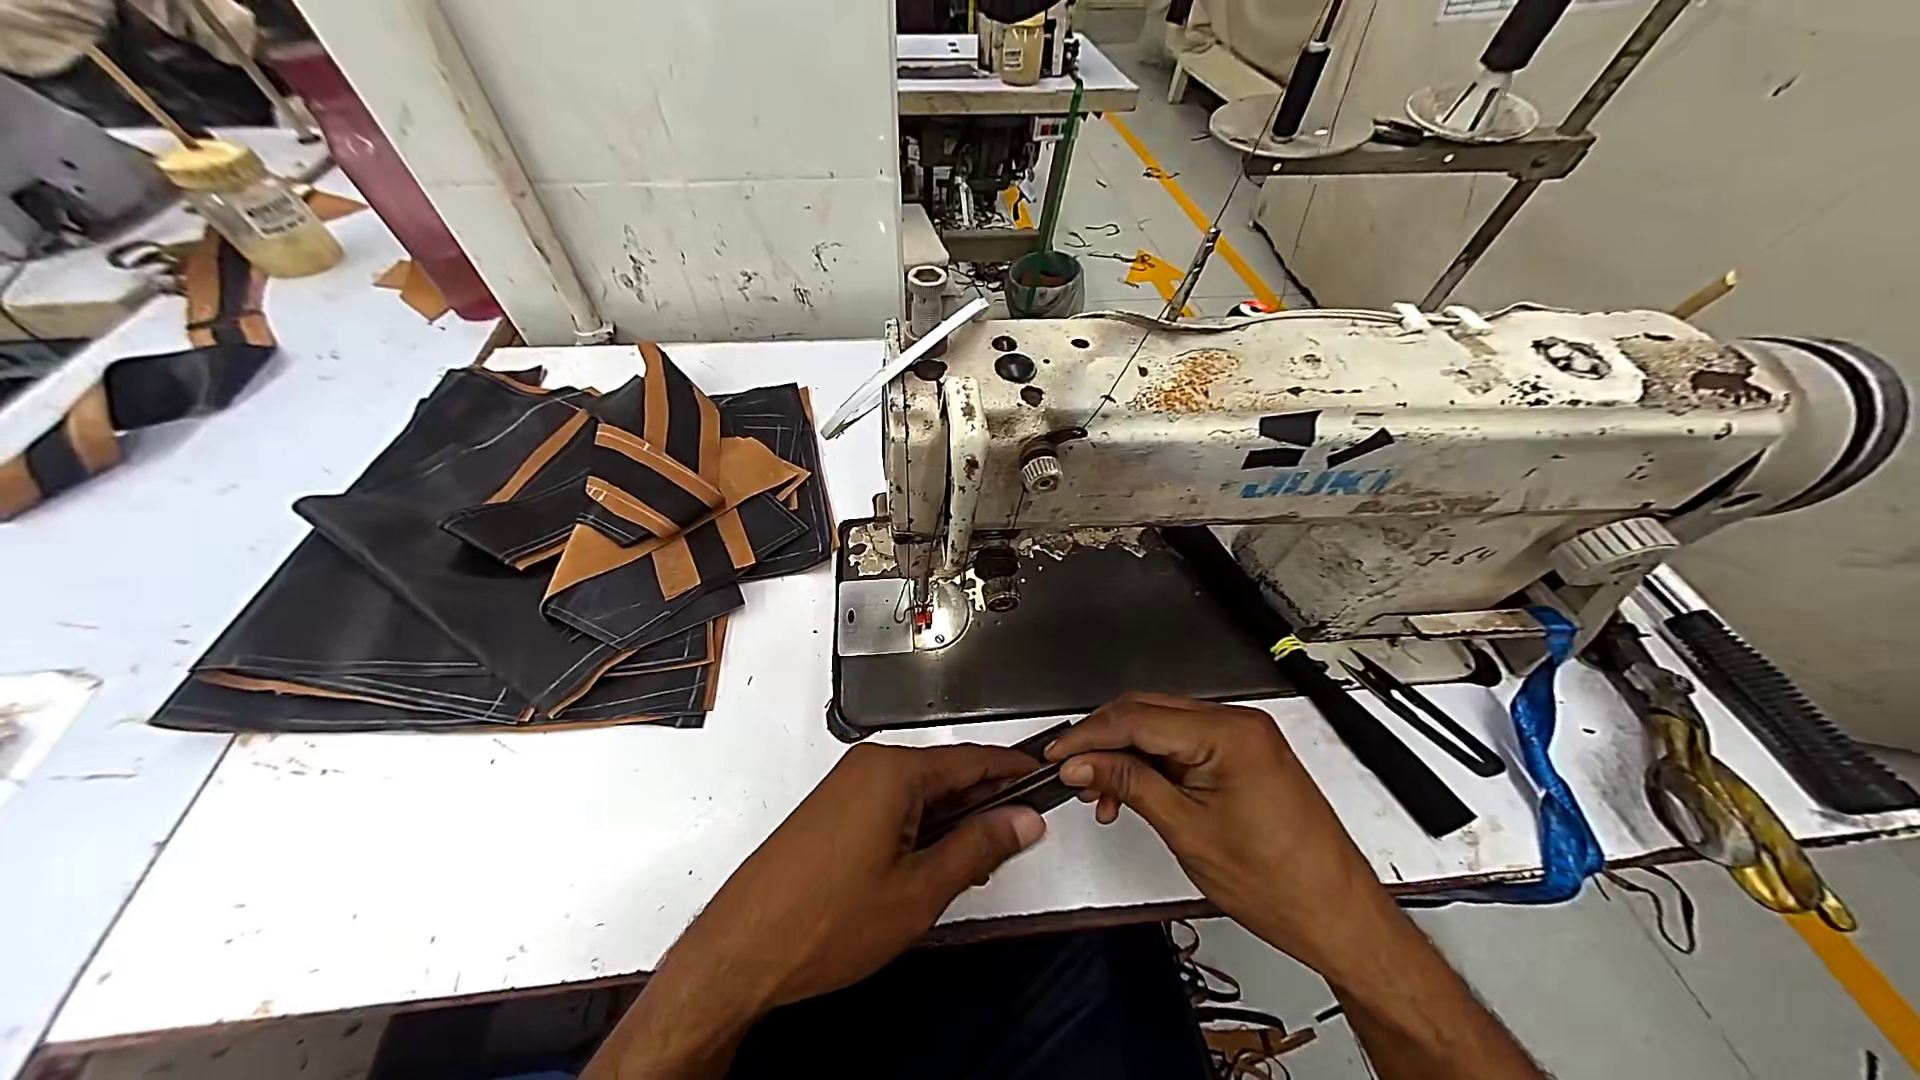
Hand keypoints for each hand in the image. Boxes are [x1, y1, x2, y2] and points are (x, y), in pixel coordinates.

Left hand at [588, 743, 1045, 1078]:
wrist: (741, 951)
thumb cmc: (818, 922)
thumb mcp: (920, 890)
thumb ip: (980, 847)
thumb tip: (1021, 821)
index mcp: (893, 772)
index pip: (972, 759)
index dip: (1012, 771)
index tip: (1039, 778)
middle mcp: (867, 766)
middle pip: (945, 774)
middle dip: (981, 805)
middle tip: (1011, 837)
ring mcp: (847, 784)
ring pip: (918, 791)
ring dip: (949, 821)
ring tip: (970, 864)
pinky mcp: (834, 806)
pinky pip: (891, 802)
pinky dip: (918, 826)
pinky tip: (927, 862)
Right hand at [1045, 692, 1396, 978]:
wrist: (1336, 916)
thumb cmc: (1283, 883)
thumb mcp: (1186, 830)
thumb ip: (1128, 784)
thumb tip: (1085, 762)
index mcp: (1229, 734)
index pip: (1136, 718)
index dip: (1089, 736)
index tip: (1061, 754)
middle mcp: (1239, 724)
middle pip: (1146, 712)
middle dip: (1103, 741)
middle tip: (1074, 771)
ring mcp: (1243, 737)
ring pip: (1161, 727)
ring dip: (1125, 754)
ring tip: (1102, 792)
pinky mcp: (1243, 753)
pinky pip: (1183, 743)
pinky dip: (1152, 763)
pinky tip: (1134, 790)